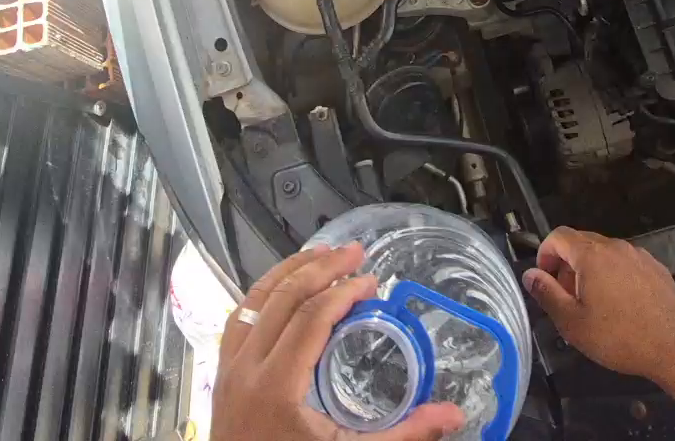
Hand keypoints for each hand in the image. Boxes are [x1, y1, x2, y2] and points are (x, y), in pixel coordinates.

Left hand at [215, 243, 465, 440]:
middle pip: (283, 297)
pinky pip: (240, 316)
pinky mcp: (222, 373)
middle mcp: (245, 369)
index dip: (344, 292)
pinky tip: (286, 284)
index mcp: (275, 388)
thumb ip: (403, 434)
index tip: (371, 282)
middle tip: (355, 252)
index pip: (311, 318)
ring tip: (323, 253)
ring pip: (256, 299)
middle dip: (322, 268)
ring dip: (290, 270)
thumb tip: (453, 416)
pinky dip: (266, 292)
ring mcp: (228, 369)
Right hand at [522, 227, 674, 383]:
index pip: (559, 236)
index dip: (545, 253)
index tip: (545, 278)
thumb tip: (530, 275)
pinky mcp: (656, 268)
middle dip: (567, 263)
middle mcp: (615, 246)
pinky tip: (622, 304)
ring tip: (594, 302)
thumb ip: (547, 294)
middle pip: (582, 241)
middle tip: (566, 295)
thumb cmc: (620, 337)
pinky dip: (615, 274)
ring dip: (591, 269)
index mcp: (591, 255)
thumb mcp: (573, 323)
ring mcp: (638, 255)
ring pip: (605, 252)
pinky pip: (626, 262)